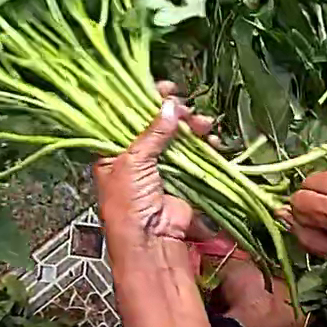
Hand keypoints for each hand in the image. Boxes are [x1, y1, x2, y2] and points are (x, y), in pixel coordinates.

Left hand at [93, 82, 214, 257]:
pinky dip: (206, 146)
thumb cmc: (128, 202)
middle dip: (175, 113)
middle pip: (158, 124)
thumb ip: (152, 133)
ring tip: (203, 125)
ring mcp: (162, 166)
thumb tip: (169, 106)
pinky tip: (211, 140)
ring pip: (179, 138)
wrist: (151, 238)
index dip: (146, 99)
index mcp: (114, 149)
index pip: (129, 115)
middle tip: (186, 108)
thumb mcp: (133, 161)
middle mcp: (138, 155)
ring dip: (193, 128)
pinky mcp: (184, 177)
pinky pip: (196, 155)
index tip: (164, 88)